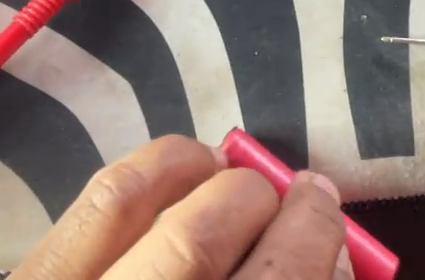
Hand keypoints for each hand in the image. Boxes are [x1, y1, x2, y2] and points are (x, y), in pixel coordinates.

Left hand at [10, 135, 351, 279]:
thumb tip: (322, 256)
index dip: (310, 236)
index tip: (326, 204)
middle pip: (198, 239)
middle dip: (262, 202)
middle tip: (290, 198)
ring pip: (138, 203)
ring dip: (208, 175)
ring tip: (238, 179)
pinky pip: (98, 200)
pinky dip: (153, 166)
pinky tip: (186, 168)